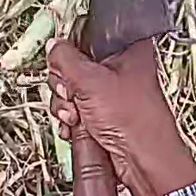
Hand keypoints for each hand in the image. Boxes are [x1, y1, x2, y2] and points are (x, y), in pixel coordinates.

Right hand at [46, 37, 195, 195]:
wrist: (141, 159)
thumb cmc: (134, 119)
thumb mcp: (92, 81)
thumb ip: (66, 59)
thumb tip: (54, 46)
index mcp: (125, 49)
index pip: (85, 35)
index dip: (70, 52)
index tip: (65, 65)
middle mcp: (117, 69)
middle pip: (72, 66)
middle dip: (65, 85)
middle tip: (73, 95)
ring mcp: (107, 94)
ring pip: (69, 91)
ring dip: (65, 106)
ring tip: (77, 116)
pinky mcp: (99, 115)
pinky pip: (72, 110)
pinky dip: (69, 120)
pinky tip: (76, 127)